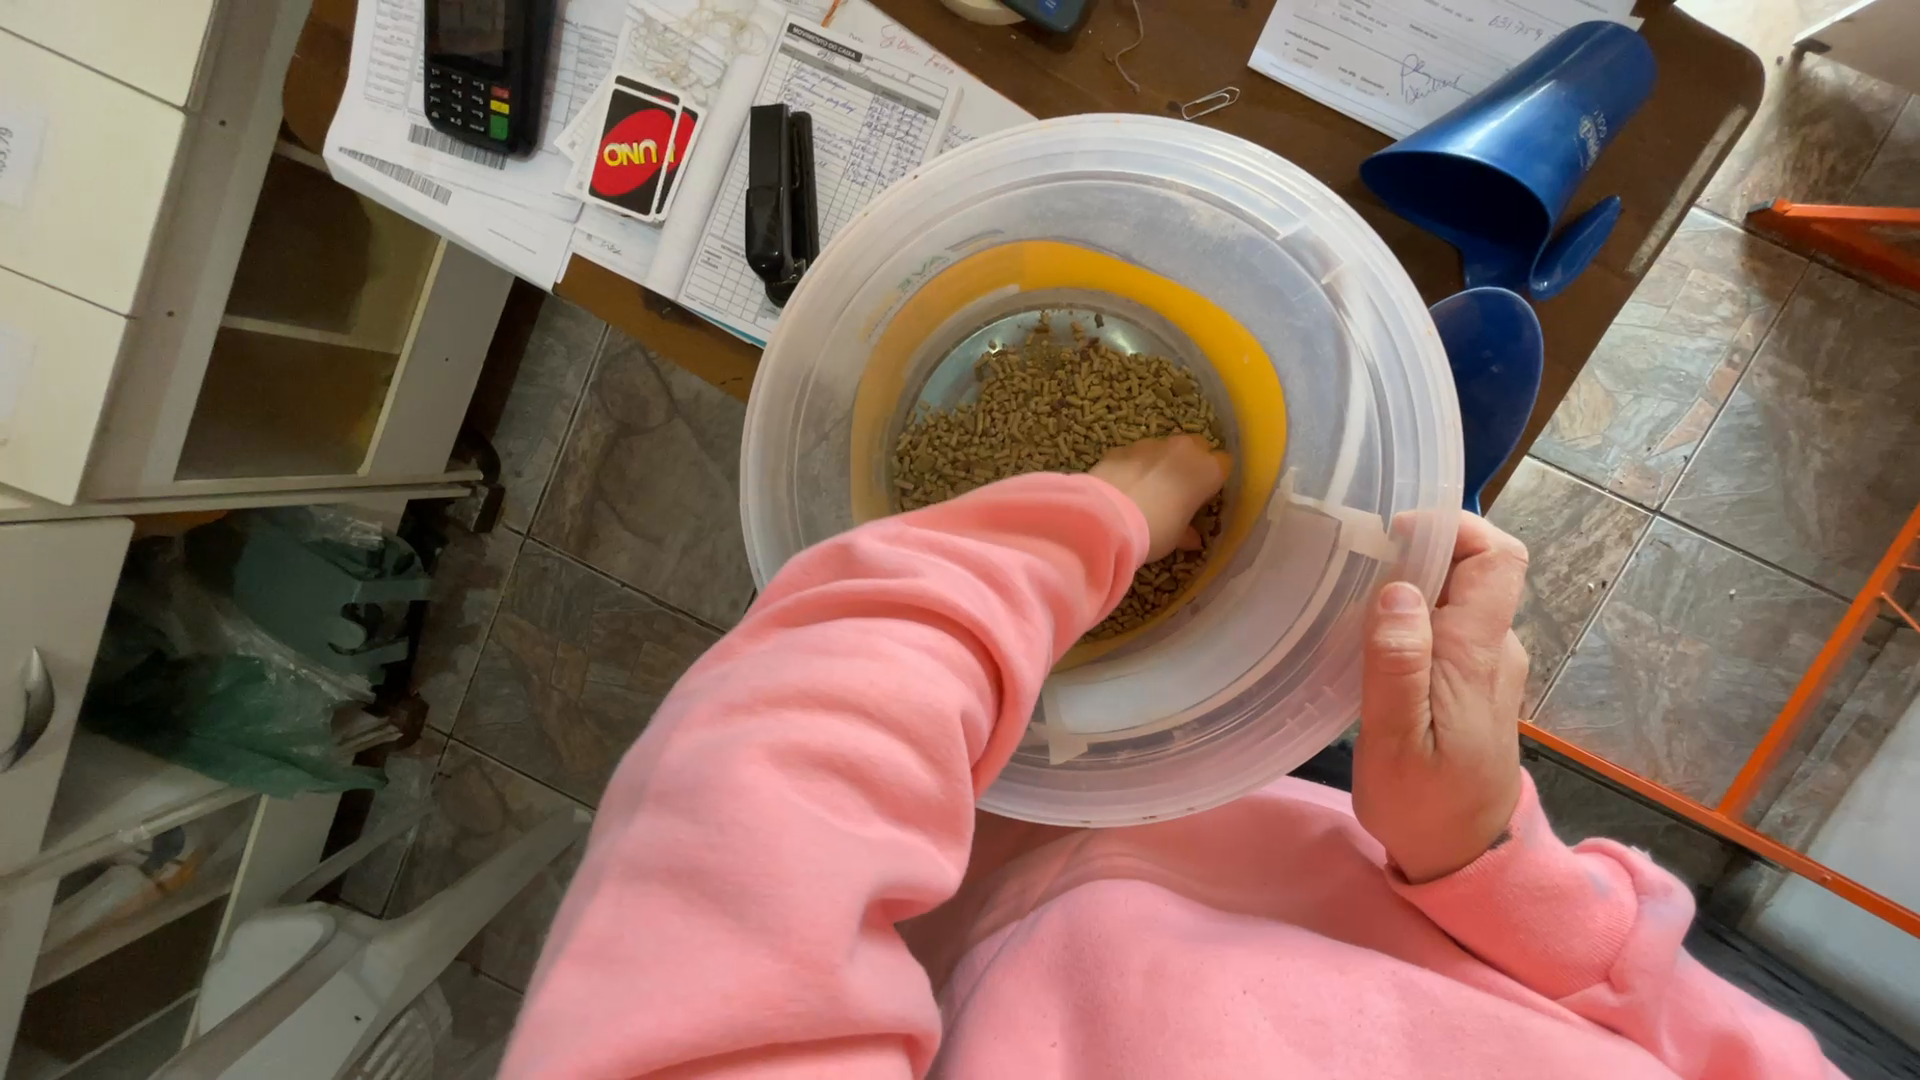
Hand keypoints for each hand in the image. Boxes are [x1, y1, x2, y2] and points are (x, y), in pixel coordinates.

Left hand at [1089, 435, 1231, 561]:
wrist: (1105, 518)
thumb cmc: (1155, 530)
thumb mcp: (1175, 537)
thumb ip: (1187, 532)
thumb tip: (1192, 539)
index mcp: (1207, 470)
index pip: (1223, 464)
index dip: (1213, 479)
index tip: (1203, 496)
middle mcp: (1183, 449)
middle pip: (1197, 447)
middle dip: (1191, 462)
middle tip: (1179, 488)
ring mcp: (1150, 444)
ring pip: (1164, 447)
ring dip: (1160, 462)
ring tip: (1146, 488)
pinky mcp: (1122, 447)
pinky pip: (1135, 454)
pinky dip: (1133, 465)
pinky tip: (1123, 485)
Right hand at [1353, 513, 1528, 883]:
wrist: (1463, 858)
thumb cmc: (1422, 802)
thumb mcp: (1394, 740)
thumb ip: (1397, 665)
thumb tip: (1400, 589)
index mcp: (1476, 655)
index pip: (1498, 559)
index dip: (1454, 527)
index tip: (1392, 531)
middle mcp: (1493, 650)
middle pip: (1476, 569)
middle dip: (1420, 548)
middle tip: (1352, 560)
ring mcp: (1485, 665)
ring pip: (1458, 595)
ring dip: (1411, 580)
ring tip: (1348, 593)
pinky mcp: (1470, 680)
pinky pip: (1446, 624)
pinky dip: (1411, 611)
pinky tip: (1366, 632)